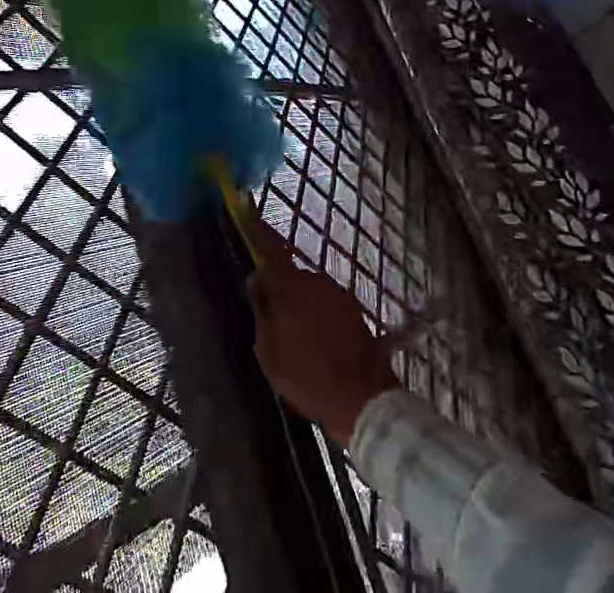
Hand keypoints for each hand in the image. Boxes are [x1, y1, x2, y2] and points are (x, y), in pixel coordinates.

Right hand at [244, 221, 399, 446]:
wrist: (365, 403)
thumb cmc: (309, 380)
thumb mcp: (271, 352)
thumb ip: (263, 311)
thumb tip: (258, 279)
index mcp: (296, 290)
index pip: (272, 252)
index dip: (258, 232)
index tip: (248, 210)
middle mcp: (320, 285)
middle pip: (292, 277)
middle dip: (281, 292)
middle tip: (272, 323)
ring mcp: (342, 298)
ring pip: (311, 294)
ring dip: (302, 308)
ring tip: (296, 344)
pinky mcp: (356, 315)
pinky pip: (328, 308)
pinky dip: (319, 320)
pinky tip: (317, 347)